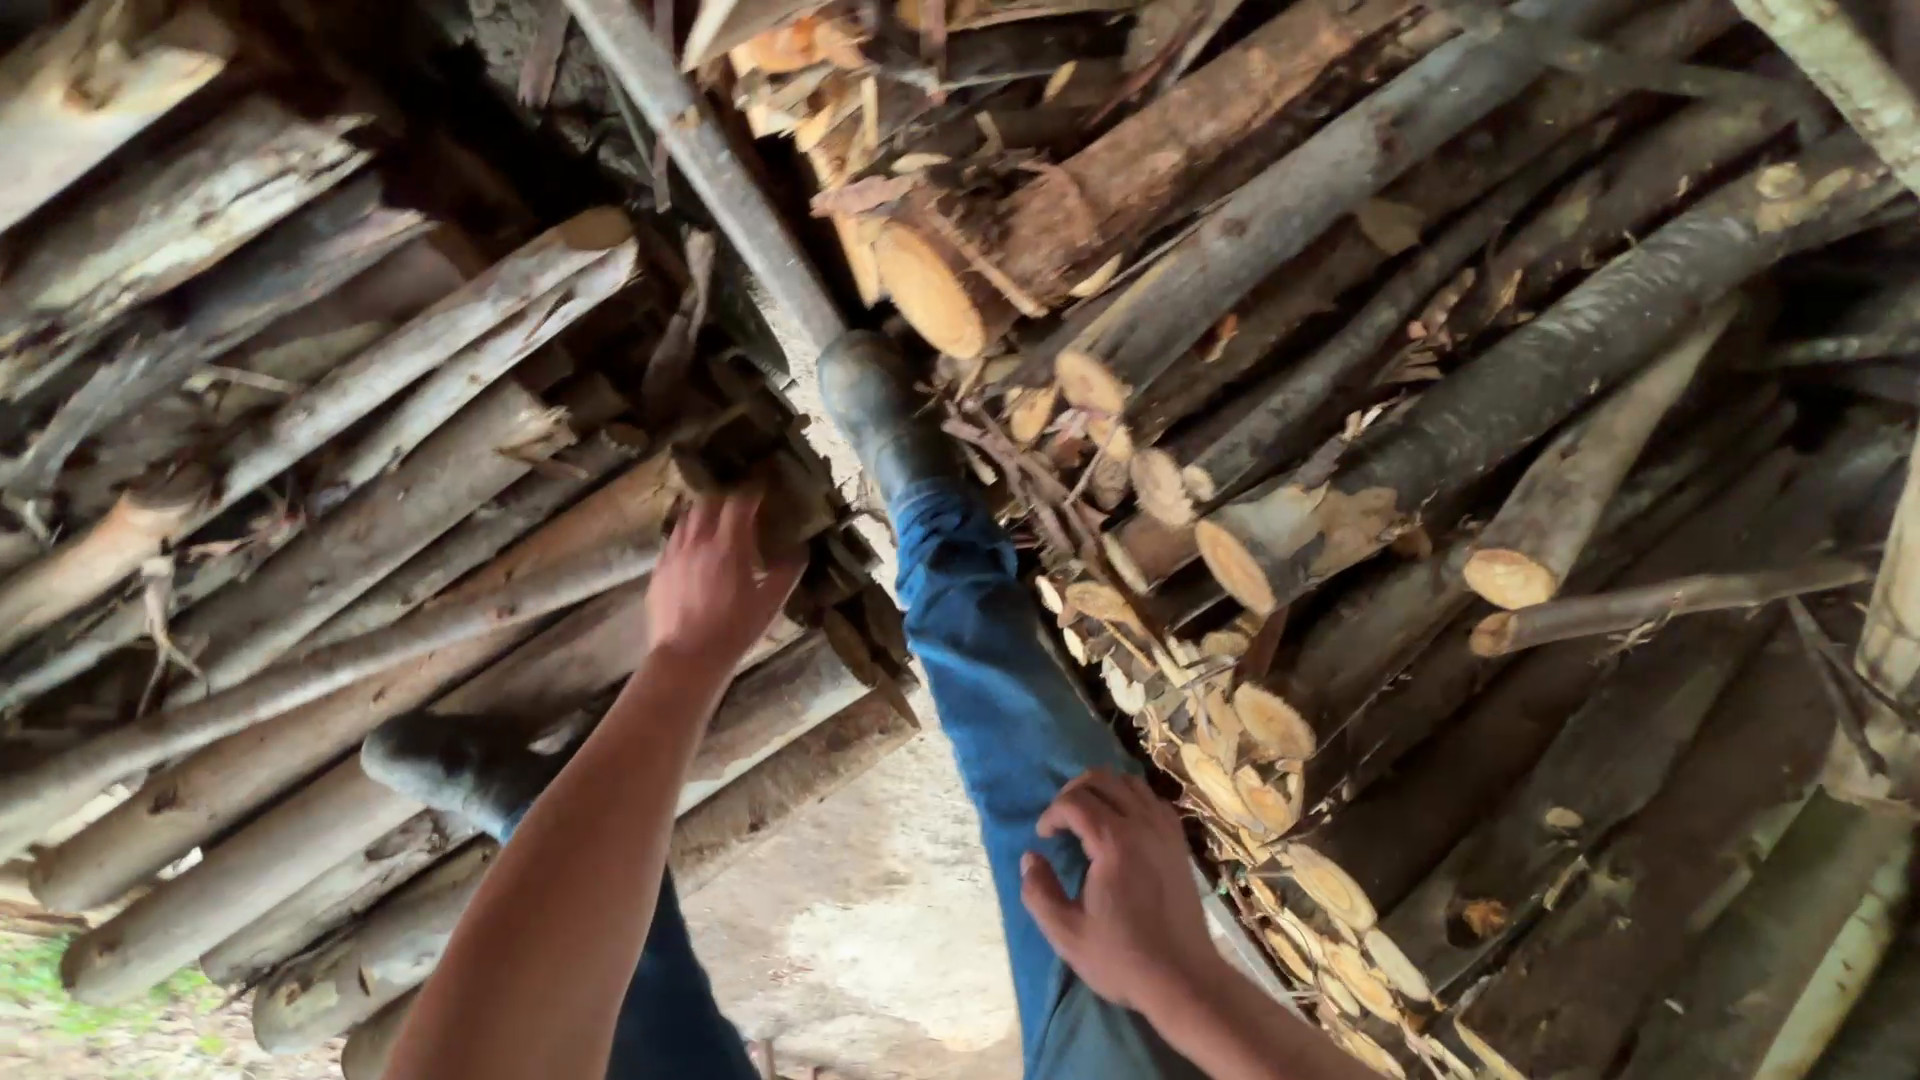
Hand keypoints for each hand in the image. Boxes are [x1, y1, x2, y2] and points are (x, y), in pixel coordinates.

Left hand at [646, 492, 805, 663]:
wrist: (688, 656)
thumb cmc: (735, 629)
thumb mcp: (770, 603)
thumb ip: (787, 573)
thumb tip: (800, 551)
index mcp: (728, 546)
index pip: (738, 503)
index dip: (751, 492)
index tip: (761, 490)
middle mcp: (697, 542)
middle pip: (706, 503)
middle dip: (723, 498)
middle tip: (737, 506)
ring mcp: (673, 555)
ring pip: (685, 520)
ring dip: (701, 515)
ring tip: (713, 523)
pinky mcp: (658, 572)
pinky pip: (671, 542)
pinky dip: (685, 537)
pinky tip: (693, 551)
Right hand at [1020, 768, 1225, 1017]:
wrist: (1184, 979)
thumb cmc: (1123, 958)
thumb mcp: (1067, 934)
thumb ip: (1038, 892)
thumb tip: (1030, 858)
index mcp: (1114, 843)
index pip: (1074, 801)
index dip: (1051, 813)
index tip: (1044, 837)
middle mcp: (1142, 825)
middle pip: (1101, 779)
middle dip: (1072, 792)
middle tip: (1060, 820)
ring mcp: (1165, 831)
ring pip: (1129, 782)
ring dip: (1102, 789)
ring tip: (1087, 815)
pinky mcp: (1179, 842)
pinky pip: (1152, 800)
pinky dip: (1130, 798)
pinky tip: (1120, 823)